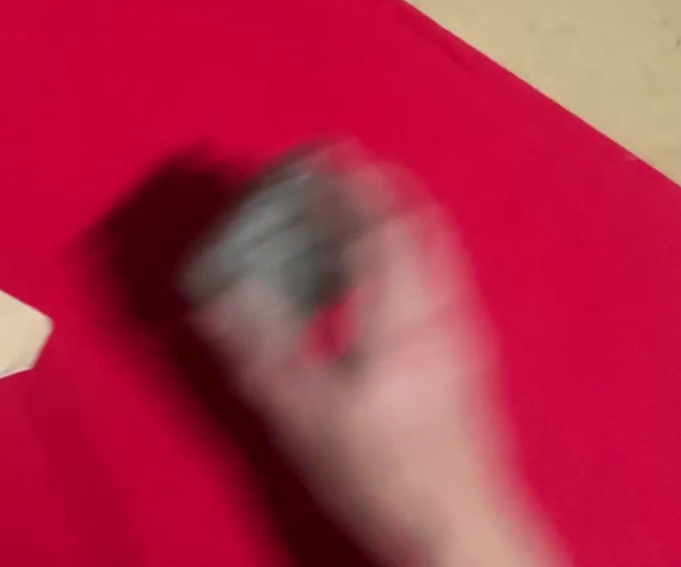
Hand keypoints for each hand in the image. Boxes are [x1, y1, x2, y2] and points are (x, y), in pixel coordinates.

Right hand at [194, 159, 563, 566]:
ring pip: (434, 245)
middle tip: (344, 156)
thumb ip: (258, 353)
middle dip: (378, 182)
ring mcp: (460, 332)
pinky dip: (413, 239)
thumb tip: (215, 300)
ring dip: (398, 206)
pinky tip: (391, 252)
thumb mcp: (305, 416)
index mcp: (396, 320)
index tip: (322, 152)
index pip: (373, 230)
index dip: (346, 185)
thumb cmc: (385, 474)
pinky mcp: (465, 352)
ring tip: (366, 187)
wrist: (462, 534)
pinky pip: (441, 269)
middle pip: (416, 224)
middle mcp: (437, 314)